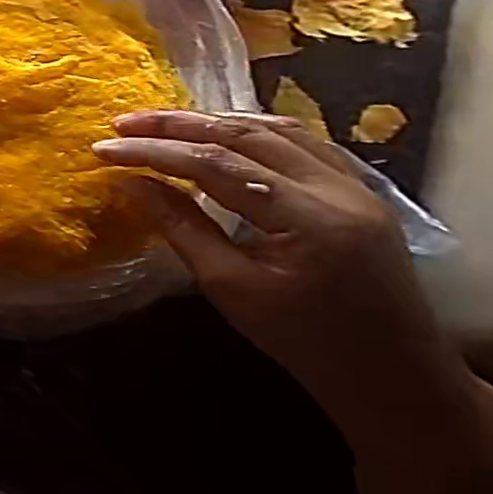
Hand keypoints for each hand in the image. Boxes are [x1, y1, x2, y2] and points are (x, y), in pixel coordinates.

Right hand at [95, 110, 468, 441]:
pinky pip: (304, 144)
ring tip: (162, 123)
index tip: (102, 149)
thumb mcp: (226, 283)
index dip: (152, 151)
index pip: (214, 165)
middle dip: (178, 125)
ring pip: (278, 131)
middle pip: (247, 136)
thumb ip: (179, 225)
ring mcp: (356, 189)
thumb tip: (129, 182)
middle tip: (122, 123)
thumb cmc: (299, 336)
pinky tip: (222, 131)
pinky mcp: (358, 194)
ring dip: (213, 121)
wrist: (390, 372)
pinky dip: (254, 130)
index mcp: (308, 218)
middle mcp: (339, 191)